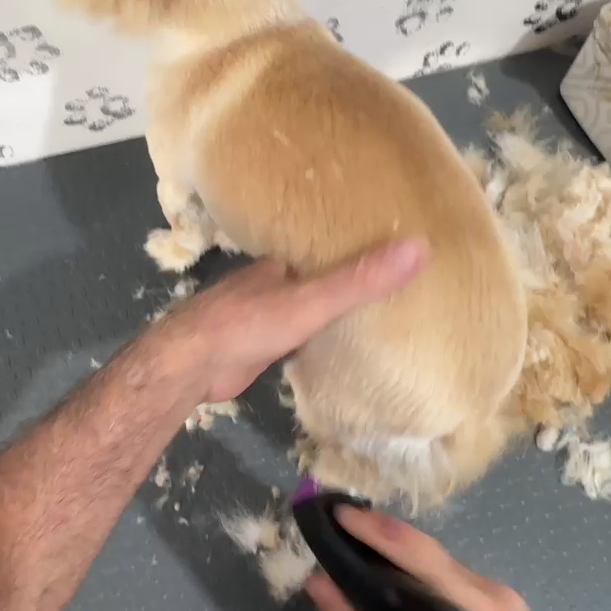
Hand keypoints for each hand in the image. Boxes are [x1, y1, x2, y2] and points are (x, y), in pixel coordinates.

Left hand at [155, 238, 428, 402]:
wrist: (190, 367)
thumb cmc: (248, 324)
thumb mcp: (312, 300)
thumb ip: (359, 279)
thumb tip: (420, 246)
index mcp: (280, 261)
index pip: (325, 245)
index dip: (357, 244)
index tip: (395, 243)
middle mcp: (269, 283)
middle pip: (315, 276)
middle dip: (345, 278)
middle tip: (394, 282)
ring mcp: (260, 315)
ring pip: (305, 307)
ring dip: (330, 309)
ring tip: (378, 311)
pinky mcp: (256, 347)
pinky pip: (296, 336)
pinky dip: (316, 338)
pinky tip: (338, 345)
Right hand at [306, 507, 562, 610]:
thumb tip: (319, 588)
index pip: (424, 556)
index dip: (376, 530)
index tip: (334, 514)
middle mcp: (496, 594)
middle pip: (426, 553)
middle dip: (375, 537)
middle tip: (326, 531)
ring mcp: (496, 598)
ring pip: (430, 561)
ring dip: (386, 553)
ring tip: (338, 548)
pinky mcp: (488, 607)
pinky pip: (437, 576)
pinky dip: (402, 571)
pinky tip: (370, 575)